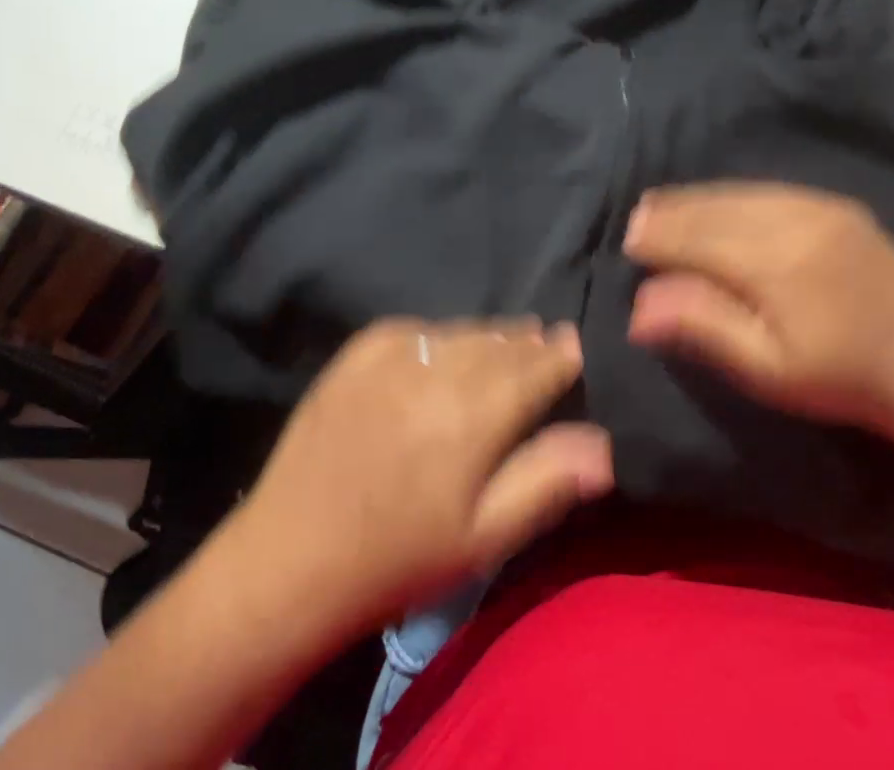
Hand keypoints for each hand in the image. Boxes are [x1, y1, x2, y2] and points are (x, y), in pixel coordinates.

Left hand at [230, 318, 612, 625]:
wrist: (288, 564)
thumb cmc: (399, 561)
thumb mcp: (484, 539)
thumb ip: (547, 482)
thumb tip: (605, 444)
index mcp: (474, 415)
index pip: (540, 365)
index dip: (566, 357)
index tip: (580, 354)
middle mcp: (436, 372)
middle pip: (503, 342)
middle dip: (531, 346)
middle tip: (547, 354)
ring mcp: (388, 360)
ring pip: (462, 331)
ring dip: (491, 339)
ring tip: (506, 350)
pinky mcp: (352, 360)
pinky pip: (414, 328)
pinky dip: (441, 335)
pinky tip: (445, 350)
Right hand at [624, 183, 893, 435]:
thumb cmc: (839, 379)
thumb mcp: (766, 368)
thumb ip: (703, 326)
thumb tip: (639, 304)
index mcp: (773, 260)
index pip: (694, 237)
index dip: (656, 238)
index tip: (627, 243)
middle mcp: (793, 217)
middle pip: (713, 207)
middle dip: (671, 213)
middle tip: (637, 221)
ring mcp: (820, 206)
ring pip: (740, 193)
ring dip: (698, 201)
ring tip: (666, 209)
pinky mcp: (838, 207)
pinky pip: (769, 190)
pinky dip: (733, 197)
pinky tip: (720, 207)